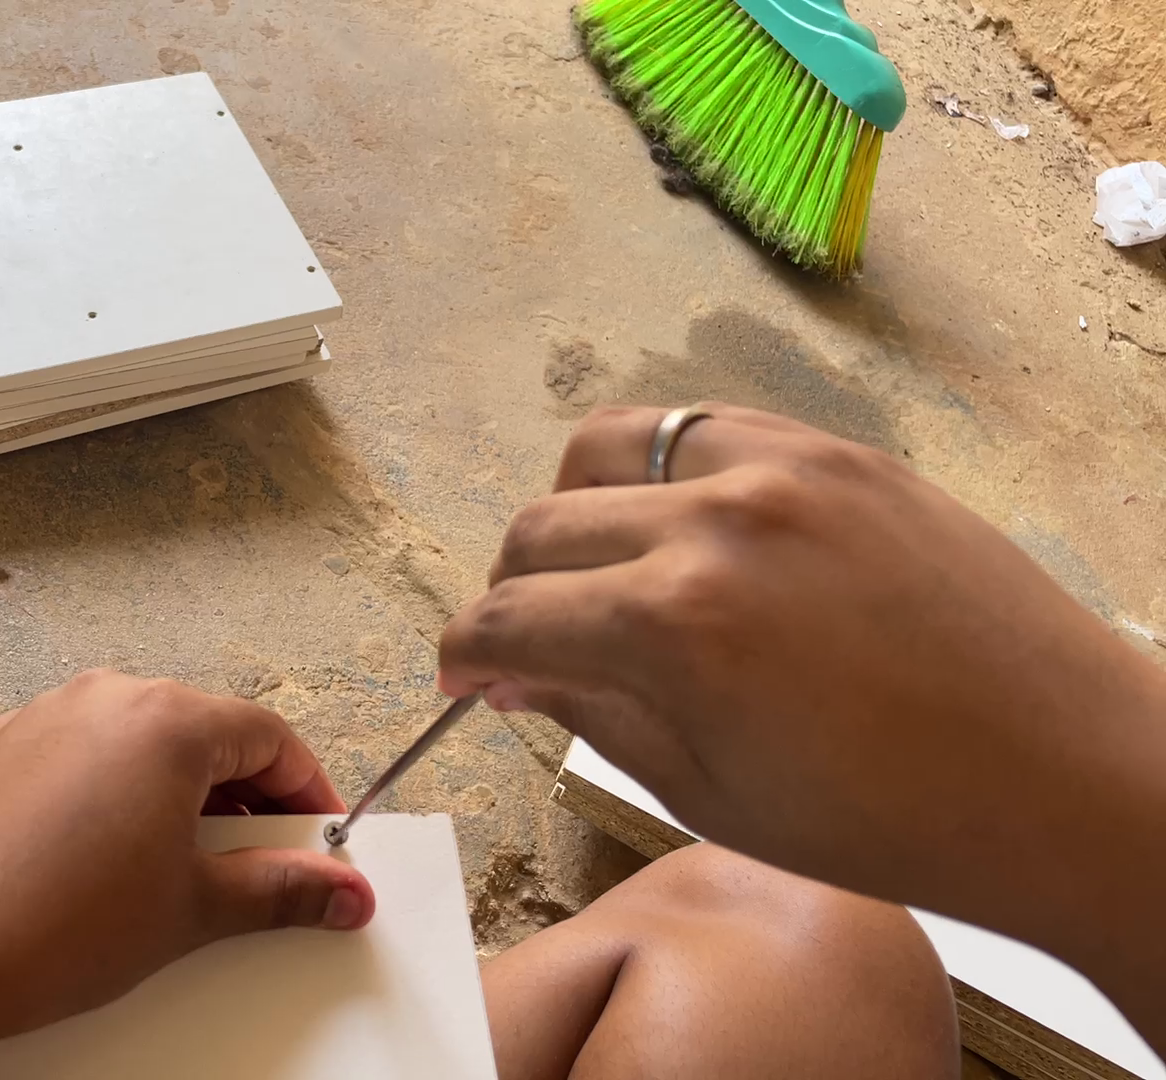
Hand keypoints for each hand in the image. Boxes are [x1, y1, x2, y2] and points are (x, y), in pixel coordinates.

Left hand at [0, 671, 372, 1079]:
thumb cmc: (59, 924)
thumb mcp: (192, 908)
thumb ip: (282, 890)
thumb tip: (340, 891)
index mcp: (167, 720)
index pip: (269, 736)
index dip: (306, 788)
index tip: (318, 835)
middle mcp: (109, 696)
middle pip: (207, 732)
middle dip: (244, 793)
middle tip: (253, 858)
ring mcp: (52, 711)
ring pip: (145, 739)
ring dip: (180, 789)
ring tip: (176, 860)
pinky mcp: (9, 739)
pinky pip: (88, 748)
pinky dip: (118, 785)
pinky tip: (103, 848)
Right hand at [438, 406, 1165, 1006]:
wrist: (1085, 782)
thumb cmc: (874, 817)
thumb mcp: (692, 785)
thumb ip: (574, 705)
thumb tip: (501, 670)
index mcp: (674, 627)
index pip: (507, 618)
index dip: (462, 652)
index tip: (459, 676)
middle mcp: (711, 524)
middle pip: (533, 530)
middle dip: (507, 594)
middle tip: (530, 638)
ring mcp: (776, 469)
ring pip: (592, 450)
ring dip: (565, 515)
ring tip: (595, 565)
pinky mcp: (829, 449)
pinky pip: (685, 430)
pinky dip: (644, 474)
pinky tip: (666, 523)